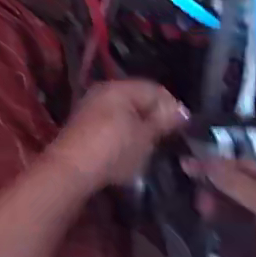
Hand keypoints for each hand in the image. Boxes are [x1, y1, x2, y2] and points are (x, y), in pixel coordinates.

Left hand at [45, 80, 185, 188]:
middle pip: (137, 98)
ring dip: (140, 126)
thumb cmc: (113, 149)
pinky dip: (124, 132)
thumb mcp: (144, 137)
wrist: (71, 168)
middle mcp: (102, 91)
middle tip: (169, 138)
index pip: (153, 89)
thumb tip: (181, 110)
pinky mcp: (84, 125)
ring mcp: (91, 107)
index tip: (184, 128)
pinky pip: (112, 122)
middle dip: (155, 116)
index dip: (171, 106)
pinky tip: (131, 149)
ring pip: (124, 111)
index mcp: (118, 88)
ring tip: (152, 146)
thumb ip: (163, 121)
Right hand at [192, 157, 255, 256]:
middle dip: (217, 190)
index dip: (218, 164)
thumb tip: (201, 158)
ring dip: (219, 213)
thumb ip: (236, 182)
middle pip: (241, 189)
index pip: (248, 165)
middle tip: (197, 197)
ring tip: (203, 216)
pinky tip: (215, 240)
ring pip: (238, 214)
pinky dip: (226, 238)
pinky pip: (241, 240)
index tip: (187, 164)